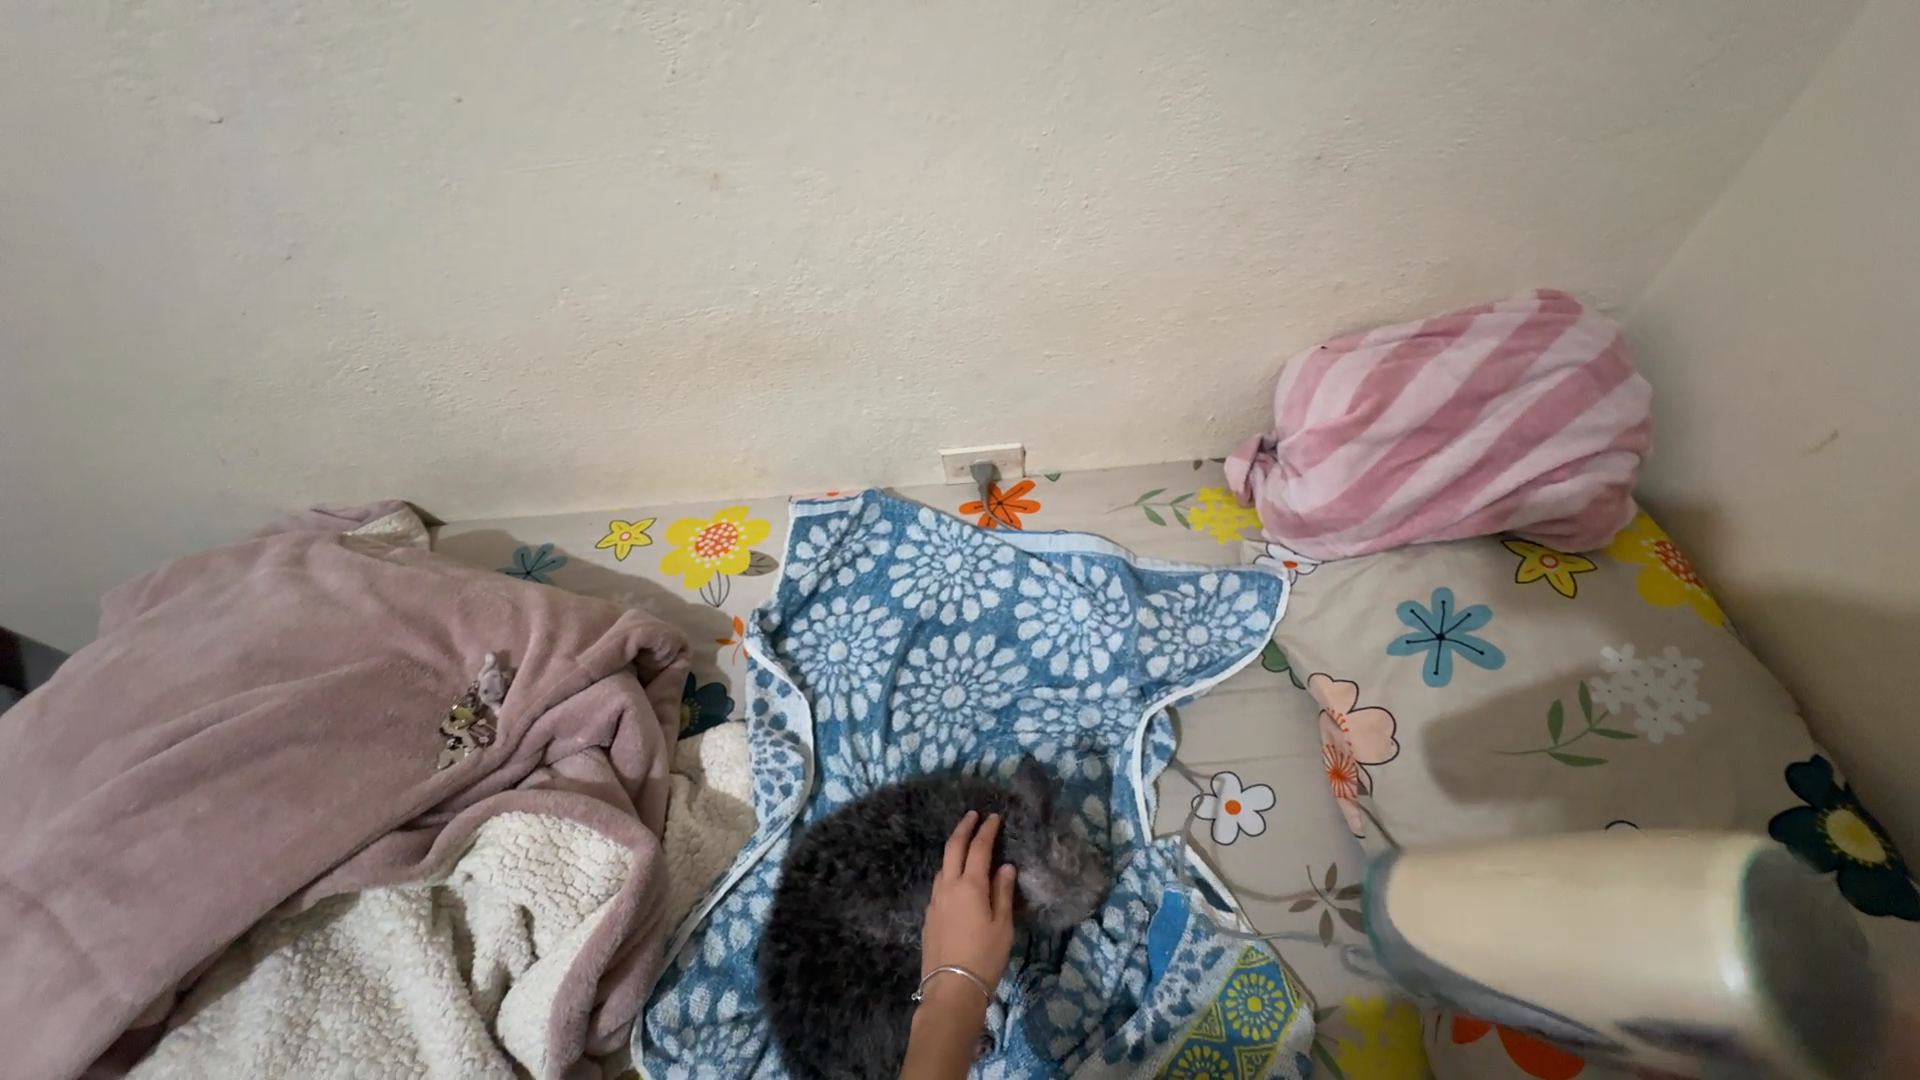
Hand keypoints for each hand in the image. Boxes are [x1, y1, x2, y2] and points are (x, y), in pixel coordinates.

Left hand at [921, 811, 1017, 993]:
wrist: (951, 990)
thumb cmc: (984, 958)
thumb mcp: (1003, 927)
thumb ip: (1003, 893)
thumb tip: (1005, 866)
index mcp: (971, 885)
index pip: (979, 848)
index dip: (987, 830)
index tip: (994, 817)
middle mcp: (949, 886)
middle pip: (954, 847)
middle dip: (964, 827)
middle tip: (973, 815)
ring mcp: (935, 900)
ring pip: (943, 865)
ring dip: (953, 849)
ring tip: (964, 846)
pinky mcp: (929, 916)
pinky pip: (939, 884)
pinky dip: (948, 871)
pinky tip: (954, 879)